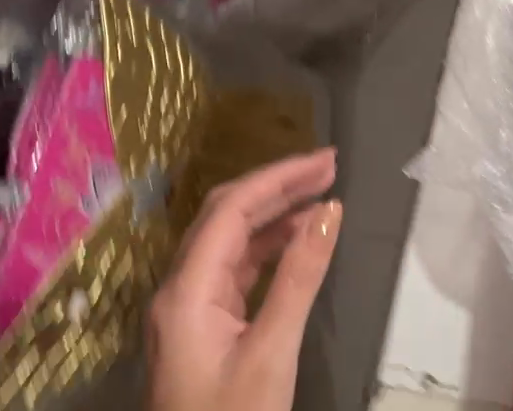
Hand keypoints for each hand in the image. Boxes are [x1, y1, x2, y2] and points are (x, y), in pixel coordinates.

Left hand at [148, 149, 342, 410]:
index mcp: (186, 292)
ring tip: (325, 194)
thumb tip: (331, 209)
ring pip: (232, 238)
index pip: (230, 210)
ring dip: (277, 211)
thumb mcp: (272, 351)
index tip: (326, 161)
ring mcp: (190, 307)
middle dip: (278, 185)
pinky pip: (237, 265)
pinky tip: (303, 237)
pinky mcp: (205, 324)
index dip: (279, 178)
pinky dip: (272, 243)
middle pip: (226, 215)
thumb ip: (300, 276)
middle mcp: (180, 289)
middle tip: (329, 167)